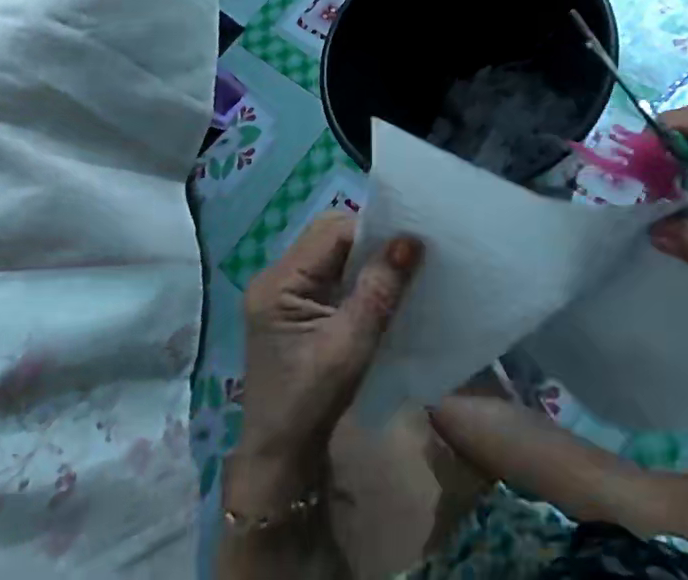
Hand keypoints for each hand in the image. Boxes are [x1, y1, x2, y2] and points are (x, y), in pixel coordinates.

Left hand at [237, 211, 423, 467]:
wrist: (282, 456)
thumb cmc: (312, 401)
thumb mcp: (352, 343)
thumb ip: (380, 288)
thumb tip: (411, 239)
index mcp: (278, 283)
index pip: (332, 232)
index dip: (373, 231)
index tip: (412, 244)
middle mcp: (276, 277)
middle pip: (331, 234)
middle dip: (372, 239)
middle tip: (408, 256)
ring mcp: (285, 292)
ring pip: (335, 251)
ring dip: (368, 256)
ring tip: (400, 269)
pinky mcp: (298, 306)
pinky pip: (334, 272)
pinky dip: (361, 273)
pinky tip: (383, 287)